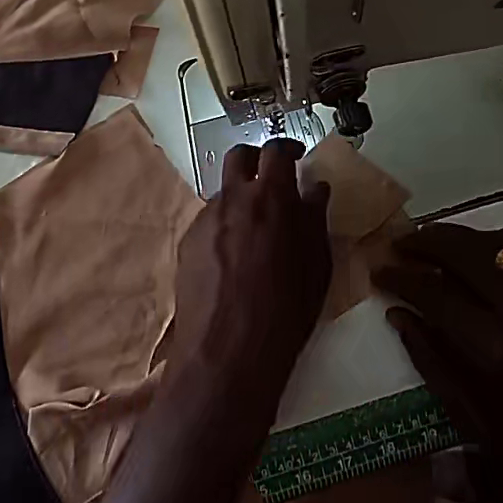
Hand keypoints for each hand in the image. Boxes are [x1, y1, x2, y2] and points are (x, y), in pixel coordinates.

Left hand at [172, 140, 331, 410]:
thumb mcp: (316, 266)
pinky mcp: (187, 243)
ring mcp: (205, 220)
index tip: (297, 156)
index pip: (276, 151)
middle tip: (273, 180)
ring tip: (257, 233)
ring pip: (223, 193)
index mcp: (270, 199)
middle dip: (257, 160)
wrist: (226, 354)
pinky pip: (210, 221)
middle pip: (239, 157)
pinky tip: (235, 259)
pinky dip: (225, 225)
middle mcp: (232, 200)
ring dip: (241, 198)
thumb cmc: (284, 313)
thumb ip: (314, 219)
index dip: (289, 148)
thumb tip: (315, 189)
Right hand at [372, 224, 502, 483]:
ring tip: (428, 239)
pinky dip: (493, 240)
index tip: (378, 270)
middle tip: (398, 243)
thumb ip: (431, 361)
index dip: (402, 277)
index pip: (437, 294)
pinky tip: (474, 249)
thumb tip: (397, 314)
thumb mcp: (473, 419)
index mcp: (498, 353)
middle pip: (467, 253)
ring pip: (497, 242)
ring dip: (457, 235)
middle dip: (425, 241)